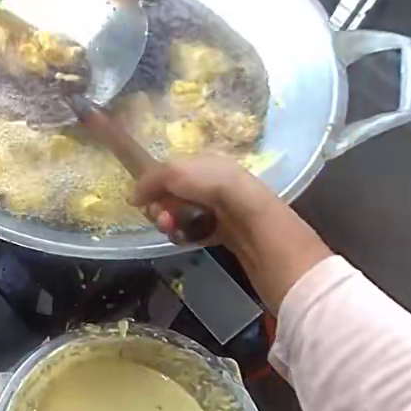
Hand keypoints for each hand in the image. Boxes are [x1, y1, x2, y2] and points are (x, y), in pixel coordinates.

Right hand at [132, 155, 332, 310]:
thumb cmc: (233, 205)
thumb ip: (159, 178)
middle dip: (161, 204)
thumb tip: (136, 193)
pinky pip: (196, 231)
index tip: (140, 201)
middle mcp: (219, 182)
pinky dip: (184, 235)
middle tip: (161, 220)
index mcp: (215, 164)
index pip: (172, 168)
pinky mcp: (228, 234)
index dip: (153, 182)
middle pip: (175, 191)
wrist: (273, 245)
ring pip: (183, 213)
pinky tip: (182, 241)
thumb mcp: (190, 177)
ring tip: (171, 233)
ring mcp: (224, 210)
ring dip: (170, 222)